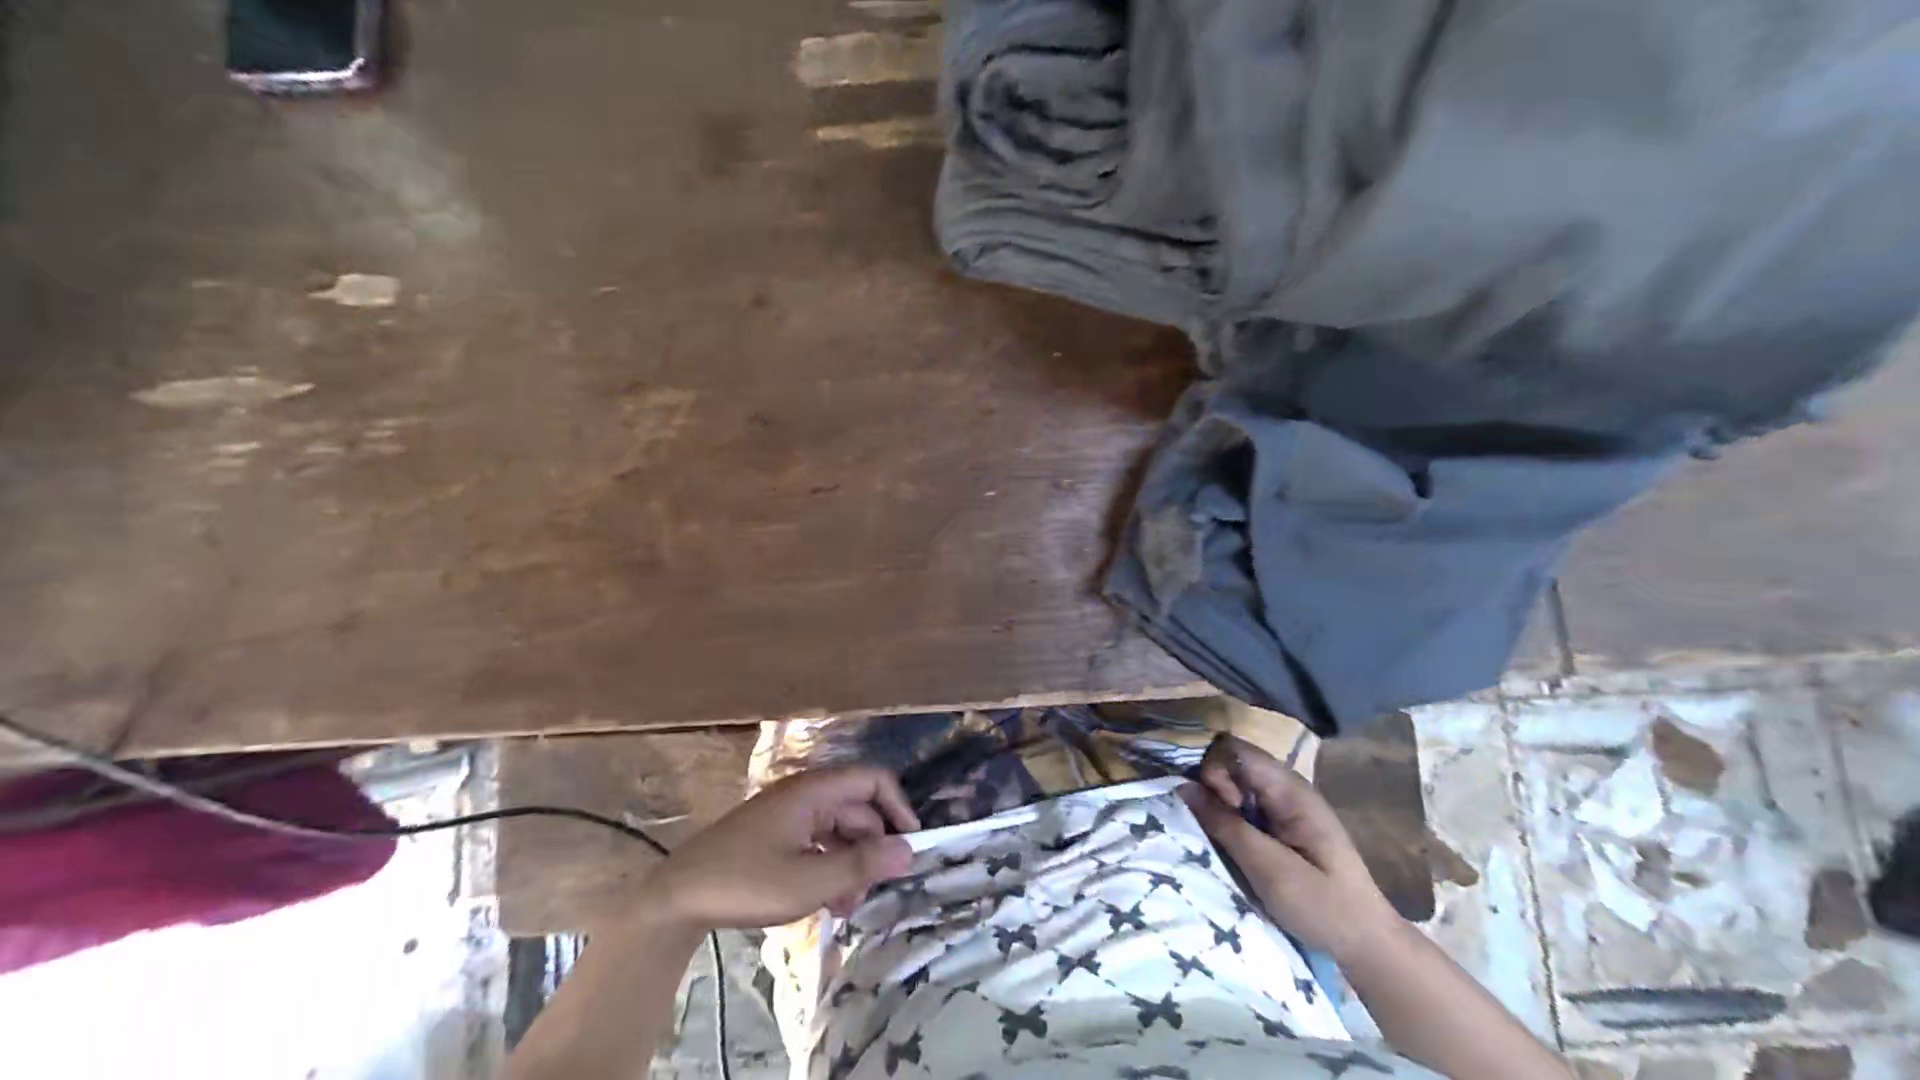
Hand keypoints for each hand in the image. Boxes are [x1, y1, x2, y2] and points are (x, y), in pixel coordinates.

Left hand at [645, 766, 920, 929]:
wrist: (677, 898)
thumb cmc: (746, 882)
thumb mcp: (809, 880)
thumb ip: (862, 865)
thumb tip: (909, 850)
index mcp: (815, 790)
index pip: (873, 780)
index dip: (899, 807)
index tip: (910, 846)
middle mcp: (806, 794)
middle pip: (859, 809)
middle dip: (872, 848)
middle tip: (874, 889)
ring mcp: (790, 814)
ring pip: (840, 830)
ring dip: (852, 863)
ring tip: (847, 905)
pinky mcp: (777, 835)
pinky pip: (818, 843)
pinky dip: (830, 867)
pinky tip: (826, 901)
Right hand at [1180, 734, 1398, 958]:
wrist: (1369, 944)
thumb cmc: (1323, 906)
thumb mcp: (1269, 869)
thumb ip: (1225, 825)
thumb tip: (1183, 787)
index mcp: (1290, 790)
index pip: (1234, 750)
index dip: (1214, 771)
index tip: (1221, 810)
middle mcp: (1287, 787)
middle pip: (1232, 762)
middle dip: (1214, 789)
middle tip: (1221, 828)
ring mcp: (1285, 805)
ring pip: (1235, 783)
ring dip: (1220, 805)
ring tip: (1227, 840)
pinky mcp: (1282, 823)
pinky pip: (1245, 804)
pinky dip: (1231, 818)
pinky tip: (1236, 845)